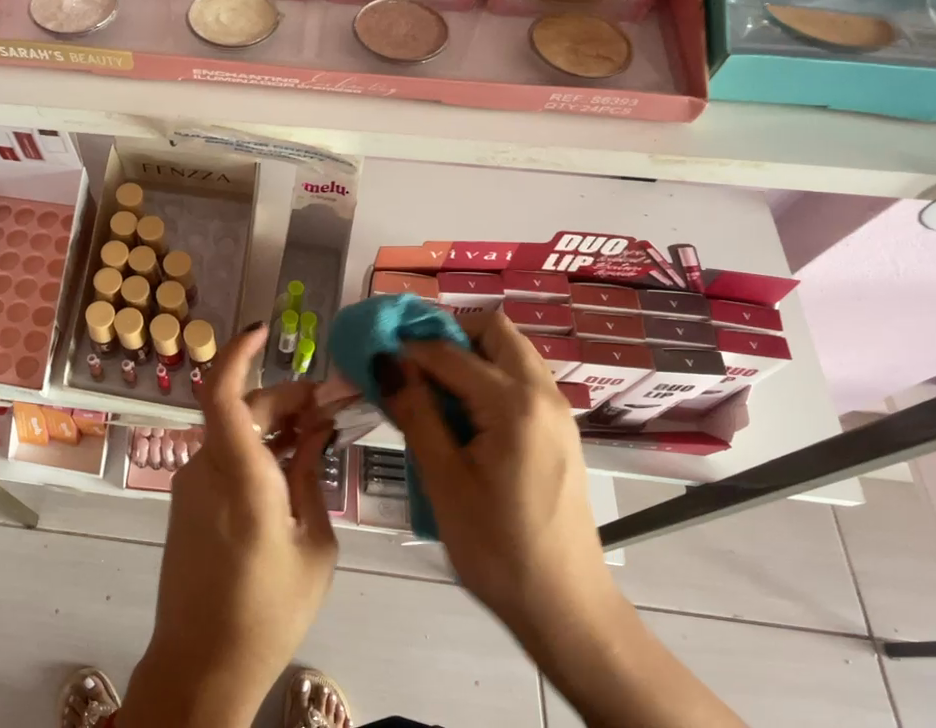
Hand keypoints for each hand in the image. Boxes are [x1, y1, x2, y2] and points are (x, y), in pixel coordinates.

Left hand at [119, 323, 338, 727]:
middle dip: (283, 395)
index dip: (238, 352)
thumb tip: (314, 431)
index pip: (224, 394)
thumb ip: (309, 479)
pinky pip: (223, 456)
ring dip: (271, 422)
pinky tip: (288, 463)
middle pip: (239, 407)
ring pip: (232, 430)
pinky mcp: (187, 500)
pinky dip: (255, 447)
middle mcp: (207, 469)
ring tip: (316, 434)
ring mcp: (190, 483)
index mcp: (241, 479)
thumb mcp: (313, 546)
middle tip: (328, 407)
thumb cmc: (268, 612)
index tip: (265, 331)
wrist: (201, 663)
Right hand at [380, 311, 615, 630]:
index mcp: (514, 403)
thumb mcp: (443, 479)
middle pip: (494, 331)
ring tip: (427, 384)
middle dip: (446, 333)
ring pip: (512, 352)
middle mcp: (543, 394)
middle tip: (405, 361)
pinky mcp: (559, 431)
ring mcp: (557, 412)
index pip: (448, 351)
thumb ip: (416, 412)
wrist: (564, 604)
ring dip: (470, 353)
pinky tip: (459, 411)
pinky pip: (522, 380)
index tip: (371, 353)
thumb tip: (386, 362)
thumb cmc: (496, 546)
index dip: (405, 348)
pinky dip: (488, 376)